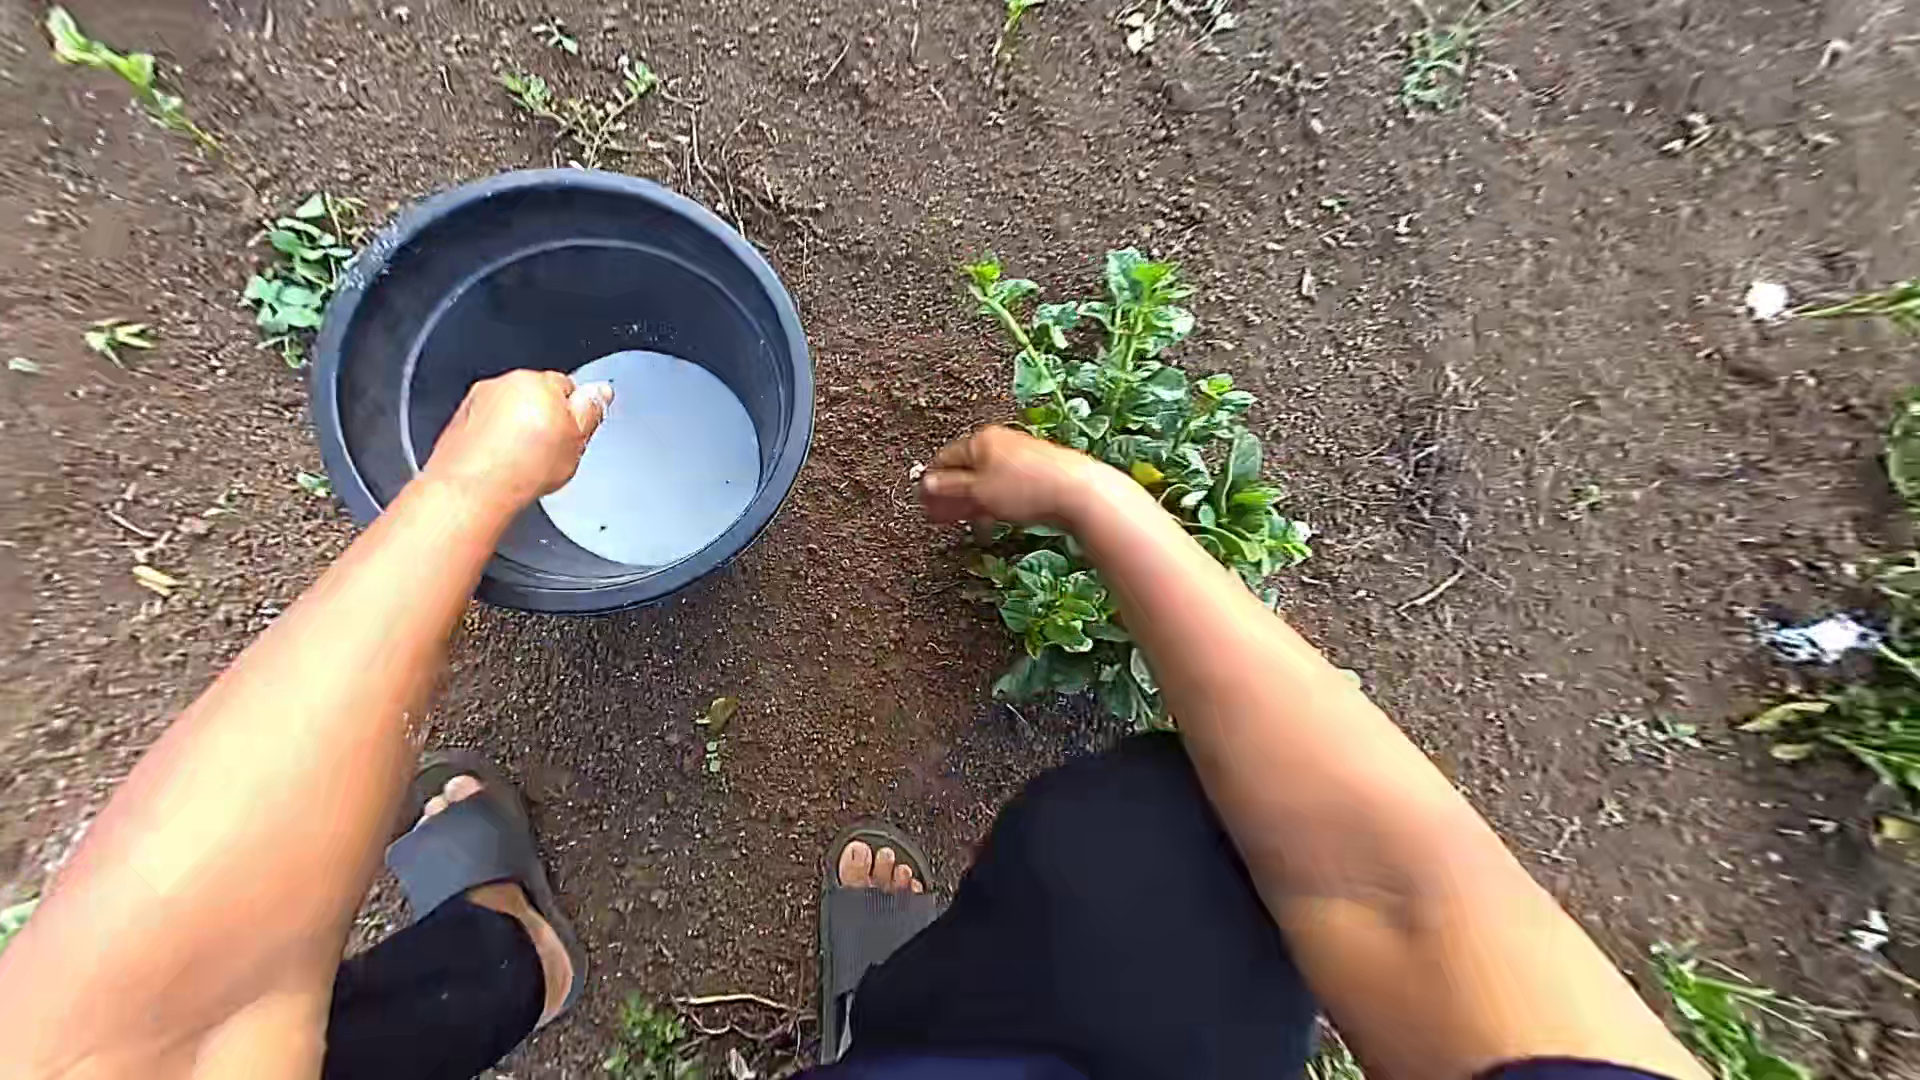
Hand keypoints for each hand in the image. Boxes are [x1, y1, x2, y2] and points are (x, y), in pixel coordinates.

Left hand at [421, 370, 612, 514]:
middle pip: (540, 395)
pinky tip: (509, 459)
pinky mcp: (462, 417)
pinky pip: (491, 421)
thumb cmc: (525, 465)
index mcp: (538, 382)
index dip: (577, 411)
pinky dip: (500, 436)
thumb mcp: (578, 439)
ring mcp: (479, 399)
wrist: (476, 487)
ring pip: (514, 408)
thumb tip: (600, 391)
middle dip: (549, 417)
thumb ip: (591, 409)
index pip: (570, 385)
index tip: (576, 432)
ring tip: (531, 458)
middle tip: (556, 447)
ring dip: (523, 427)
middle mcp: (505, 383)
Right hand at [919, 425, 1124, 527]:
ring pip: (986, 482)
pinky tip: (989, 519)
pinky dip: (992, 503)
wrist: (1077, 492)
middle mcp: (1000, 445)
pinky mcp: (1036, 475)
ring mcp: (1019, 459)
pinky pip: (1005, 489)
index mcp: (982, 441)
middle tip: (938, 515)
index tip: (924, 502)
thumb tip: (927, 484)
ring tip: (963, 521)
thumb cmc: (1027, 487)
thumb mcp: (979, 492)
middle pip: (966, 470)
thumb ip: (950, 488)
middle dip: (951, 494)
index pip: (946, 459)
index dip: (933, 482)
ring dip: (971, 502)